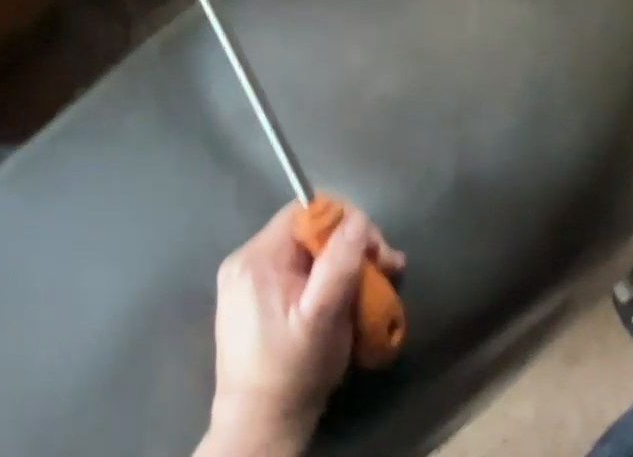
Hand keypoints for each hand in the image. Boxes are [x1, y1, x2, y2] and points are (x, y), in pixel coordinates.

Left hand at [195, 201, 405, 456]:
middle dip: (354, 244)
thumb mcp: (324, 312)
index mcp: (256, 259)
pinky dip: (333, 276)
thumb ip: (340, 260)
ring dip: (350, 261)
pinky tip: (353, 294)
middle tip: (383, 270)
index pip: (308, 210)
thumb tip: (359, 218)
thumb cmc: (295, 367)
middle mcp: (249, 262)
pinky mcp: (262, 297)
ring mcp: (253, 281)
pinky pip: (304, 268)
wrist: (263, 422)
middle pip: (313, 228)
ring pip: (313, 249)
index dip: (347, 223)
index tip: (372, 253)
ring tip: (377, 284)